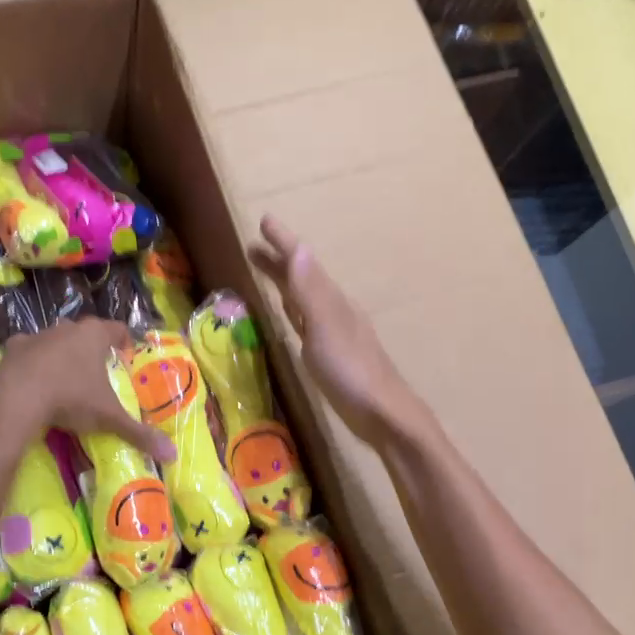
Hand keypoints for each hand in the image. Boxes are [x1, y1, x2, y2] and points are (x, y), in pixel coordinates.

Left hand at [0, 318, 176, 461]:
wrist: (19, 399)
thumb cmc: (71, 399)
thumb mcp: (108, 417)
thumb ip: (139, 433)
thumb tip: (172, 455)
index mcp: (94, 335)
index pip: (118, 329)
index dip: (125, 344)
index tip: (126, 360)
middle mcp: (68, 327)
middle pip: (86, 333)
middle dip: (93, 350)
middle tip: (97, 375)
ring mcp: (39, 334)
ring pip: (57, 340)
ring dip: (63, 354)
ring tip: (65, 380)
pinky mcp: (15, 347)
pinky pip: (29, 351)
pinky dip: (34, 362)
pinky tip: (35, 382)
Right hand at [255, 216, 422, 448]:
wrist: (381, 414)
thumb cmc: (350, 370)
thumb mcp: (325, 327)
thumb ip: (309, 291)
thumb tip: (297, 247)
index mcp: (330, 301)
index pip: (302, 264)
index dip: (283, 243)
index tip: (264, 220)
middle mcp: (333, 311)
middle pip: (302, 279)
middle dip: (279, 262)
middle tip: (254, 246)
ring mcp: (333, 334)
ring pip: (304, 300)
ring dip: (286, 284)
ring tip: (268, 272)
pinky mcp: (330, 356)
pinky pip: (306, 323)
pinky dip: (294, 312)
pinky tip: (292, 318)